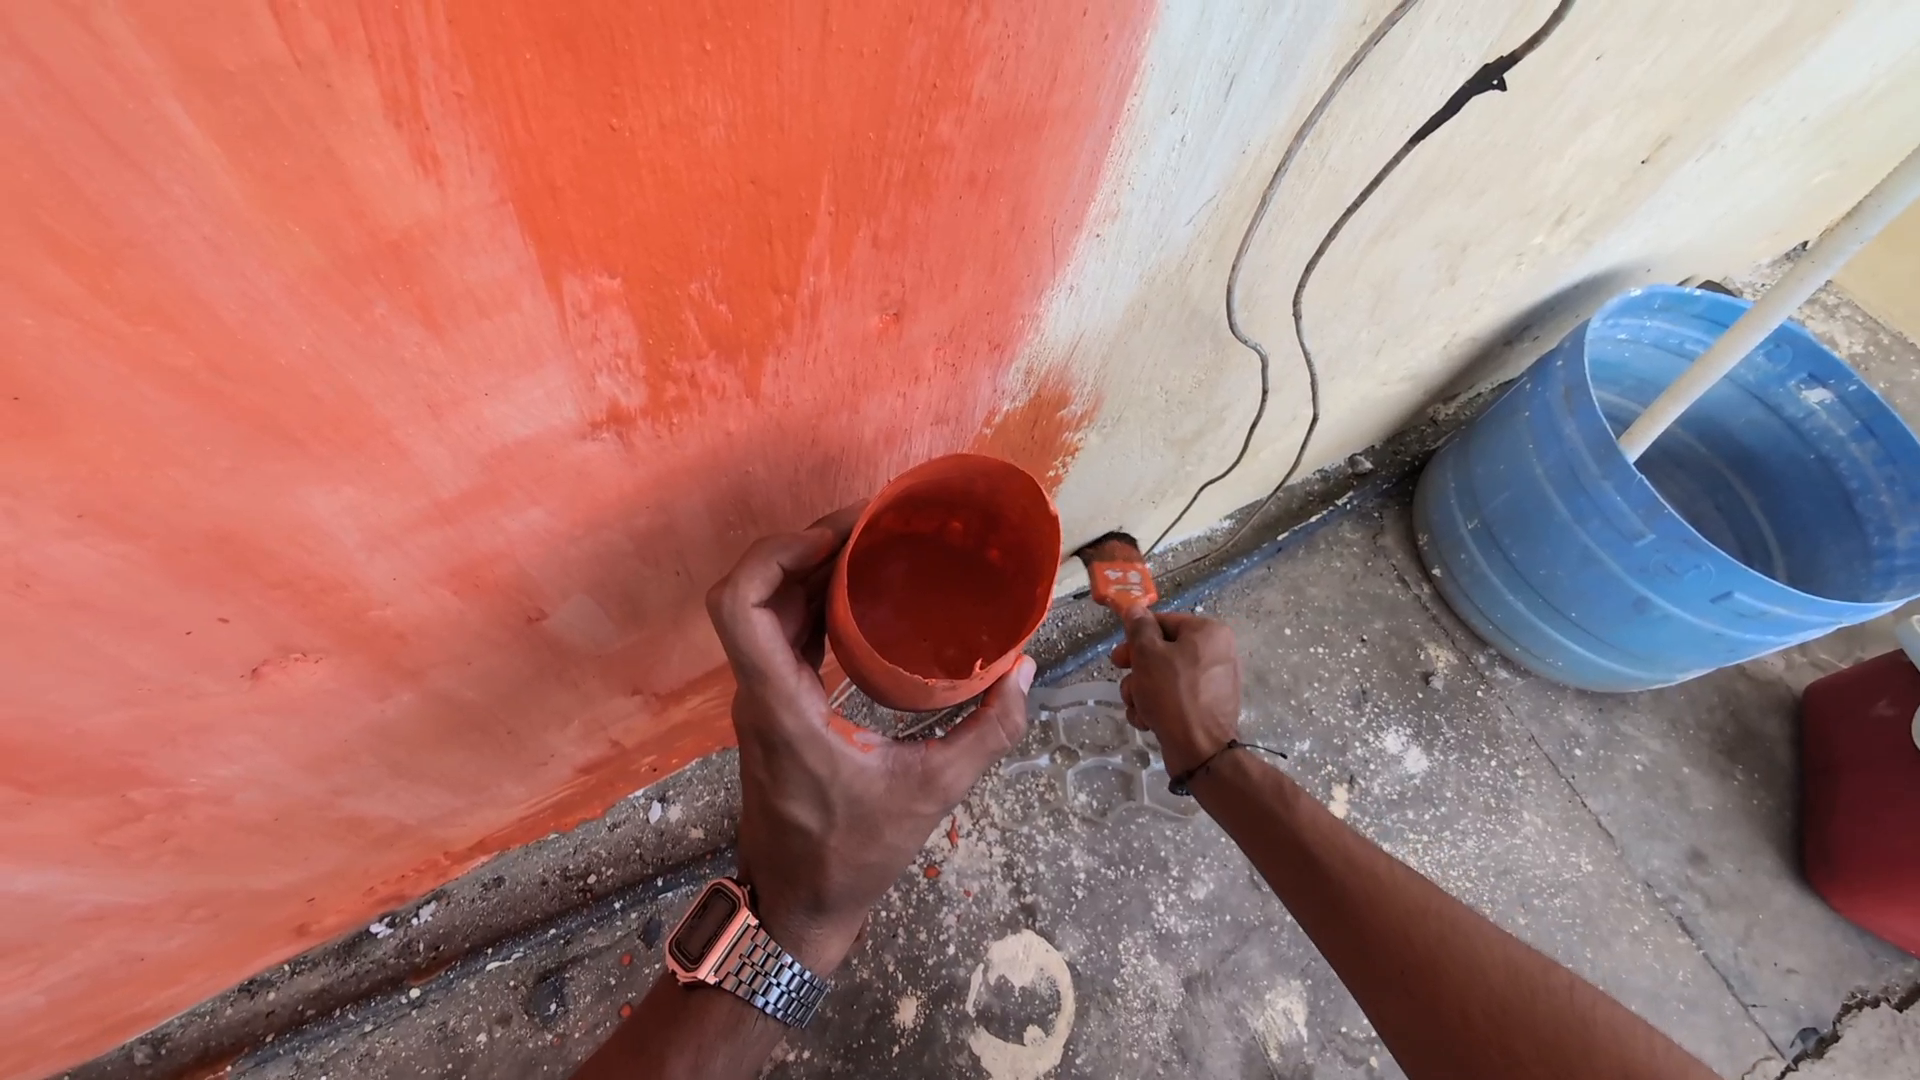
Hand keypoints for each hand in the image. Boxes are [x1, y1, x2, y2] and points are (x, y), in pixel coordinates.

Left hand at [705, 505, 1033, 973]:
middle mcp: (760, 690)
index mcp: (781, 705)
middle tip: (869, 523)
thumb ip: (986, 732)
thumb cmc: (853, 855)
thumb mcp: (932, 794)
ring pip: (765, 608)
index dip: (776, 555)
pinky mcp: (776, 703)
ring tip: (870, 543)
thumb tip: (1025, 669)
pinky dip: (812, 598)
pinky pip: (782, 631)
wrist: (796, 905)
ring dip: (807, 567)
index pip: (740, 608)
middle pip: (753, 592)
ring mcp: (762, 697)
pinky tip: (860, 591)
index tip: (835, 535)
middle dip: (803, 544)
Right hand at [1110, 606, 1242, 775]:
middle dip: (1138, 669)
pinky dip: (1157, 705)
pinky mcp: (1208, 706)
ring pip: (1164, 676)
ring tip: (1137, 705)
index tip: (1120, 655)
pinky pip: (1176, 696)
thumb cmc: (1173, 694)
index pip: (1162, 622)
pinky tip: (1147, 719)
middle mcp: (1217, 652)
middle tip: (1123, 678)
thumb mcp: (1148, 654)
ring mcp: (1214, 682)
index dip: (1136, 637)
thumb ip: (1139, 628)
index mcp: (1209, 632)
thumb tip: (1135, 608)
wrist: (1200, 751)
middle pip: (1162, 650)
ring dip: (1142, 690)